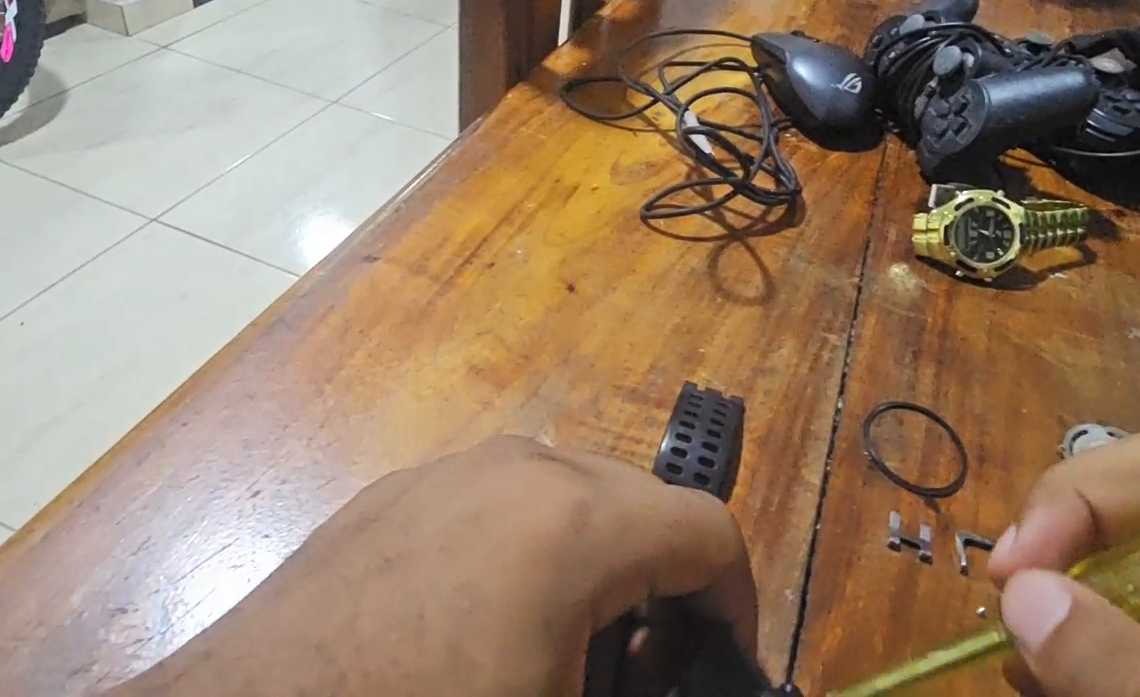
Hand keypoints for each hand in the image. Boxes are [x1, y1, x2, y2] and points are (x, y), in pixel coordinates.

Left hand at [111, 436, 756, 696]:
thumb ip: (640, 689)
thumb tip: (654, 669)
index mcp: (576, 518)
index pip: (710, 531)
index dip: (738, 603)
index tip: (722, 665)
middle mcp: (524, 464)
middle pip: (644, 504)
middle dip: (665, 587)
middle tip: (643, 672)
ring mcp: (455, 467)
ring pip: (573, 496)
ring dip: (598, 566)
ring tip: (564, 651)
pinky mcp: (401, 490)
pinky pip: (502, 503)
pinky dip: (531, 552)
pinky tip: (481, 627)